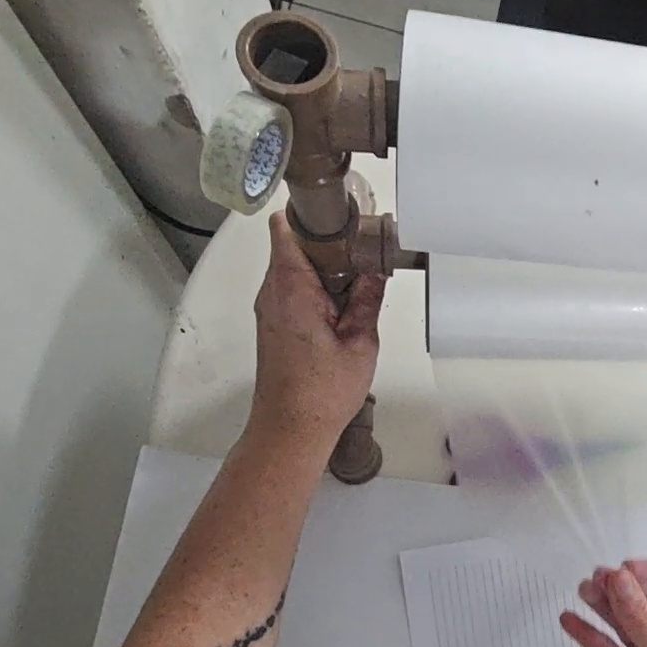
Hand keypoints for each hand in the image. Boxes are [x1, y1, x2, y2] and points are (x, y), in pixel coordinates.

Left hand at [248, 210, 386, 453]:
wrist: (291, 427)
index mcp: (291, 288)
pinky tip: (343, 309)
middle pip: (295, 246)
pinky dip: (317, 290)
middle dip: (329, 246)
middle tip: (365, 257)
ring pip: (296, 269)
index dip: (314, 218)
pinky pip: (294, 291)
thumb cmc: (321, 391)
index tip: (345, 222)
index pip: (287, 228)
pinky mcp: (273, 324)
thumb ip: (368, 298)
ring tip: (359, 286)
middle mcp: (272, 293)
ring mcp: (269, 308)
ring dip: (325, 271)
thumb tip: (376, 269)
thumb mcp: (361, 341)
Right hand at [560, 562, 646, 646]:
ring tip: (582, 590)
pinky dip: (587, 632)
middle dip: (623, 586)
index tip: (625, 572)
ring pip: (623, 619)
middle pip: (646, 598)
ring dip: (603, 604)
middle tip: (596, 578)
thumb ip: (639, 616)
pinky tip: (568, 619)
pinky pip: (604, 646)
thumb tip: (618, 577)